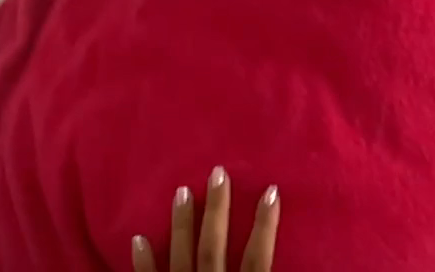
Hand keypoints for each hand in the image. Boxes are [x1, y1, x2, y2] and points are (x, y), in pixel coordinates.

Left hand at [132, 166, 278, 271]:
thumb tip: (296, 261)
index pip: (257, 260)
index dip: (265, 226)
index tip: (271, 189)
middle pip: (213, 249)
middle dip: (216, 209)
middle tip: (217, 172)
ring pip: (181, 259)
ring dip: (182, 225)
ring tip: (181, 190)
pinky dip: (144, 262)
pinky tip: (138, 238)